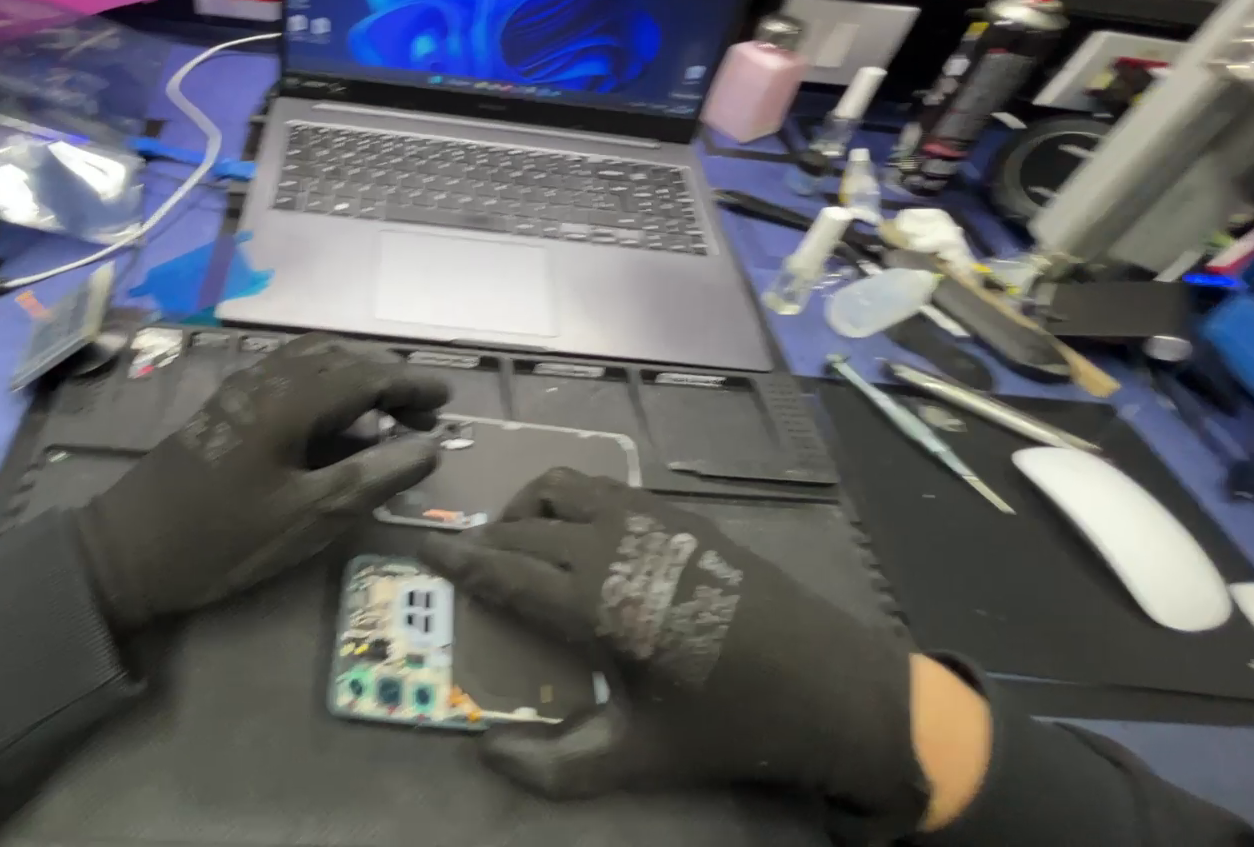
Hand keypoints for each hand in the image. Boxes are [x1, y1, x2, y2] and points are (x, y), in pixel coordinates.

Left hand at [76, 333, 449, 631]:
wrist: (124, 551)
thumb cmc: (220, 540)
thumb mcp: (307, 518)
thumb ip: (372, 477)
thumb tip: (428, 448)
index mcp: (288, 400)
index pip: (366, 375)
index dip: (412, 385)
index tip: (448, 400)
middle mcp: (267, 378)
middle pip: (342, 358)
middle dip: (389, 379)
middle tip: (423, 415)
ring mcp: (243, 387)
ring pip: (315, 360)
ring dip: (358, 376)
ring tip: (389, 412)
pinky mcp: (229, 404)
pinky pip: (291, 373)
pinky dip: (328, 383)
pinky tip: (336, 416)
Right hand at [421, 470, 929, 835]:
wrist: (831, 683)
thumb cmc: (731, 725)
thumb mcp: (641, 758)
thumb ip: (556, 767)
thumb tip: (486, 753)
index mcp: (598, 606)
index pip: (505, 572)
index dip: (457, 560)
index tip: (422, 548)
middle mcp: (613, 547)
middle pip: (522, 527)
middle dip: (484, 539)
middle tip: (465, 560)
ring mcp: (646, 518)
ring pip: (559, 487)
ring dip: (525, 508)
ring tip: (518, 542)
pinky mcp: (673, 510)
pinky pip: (600, 486)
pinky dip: (567, 498)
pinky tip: (576, 534)